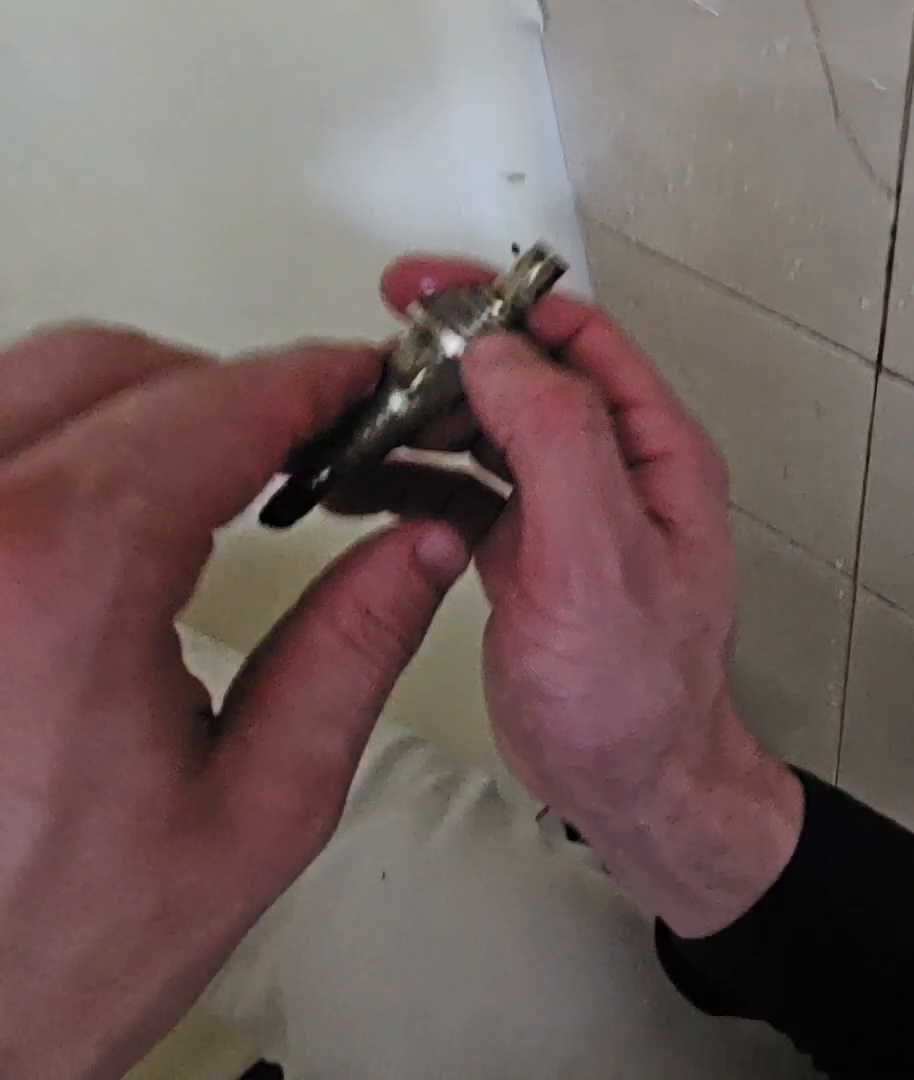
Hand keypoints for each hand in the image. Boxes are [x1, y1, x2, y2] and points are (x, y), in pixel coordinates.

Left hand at [0, 325, 471, 1077]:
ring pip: (18, 387)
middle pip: (106, 368)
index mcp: (51, 590)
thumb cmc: (37, 957)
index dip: (317, 381)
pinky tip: (132, 505)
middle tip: (324, 430)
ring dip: (152, 405)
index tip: (372, 382)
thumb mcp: (264, 803)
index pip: (215, 410)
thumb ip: (354, 650)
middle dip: (240, 385)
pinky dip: (68, 444)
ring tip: (242, 465)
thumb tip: (422, 549)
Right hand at [332, 258, 802, 937]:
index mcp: (661, 458)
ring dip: (422, 417)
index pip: (587, 345)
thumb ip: (561, 444)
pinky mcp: (538, 550)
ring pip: (495, 430)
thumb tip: (505, 353)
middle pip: (533, 379)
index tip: (419, 290)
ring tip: (344, 425)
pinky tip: (361, 485)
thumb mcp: (602, 557)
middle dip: (448, 361)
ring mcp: (578, 511)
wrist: (634, 773)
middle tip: (363, 367)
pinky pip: (472, 487)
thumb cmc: (637, 687)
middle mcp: (625, 474)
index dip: (505, 304)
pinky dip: (416, 476)